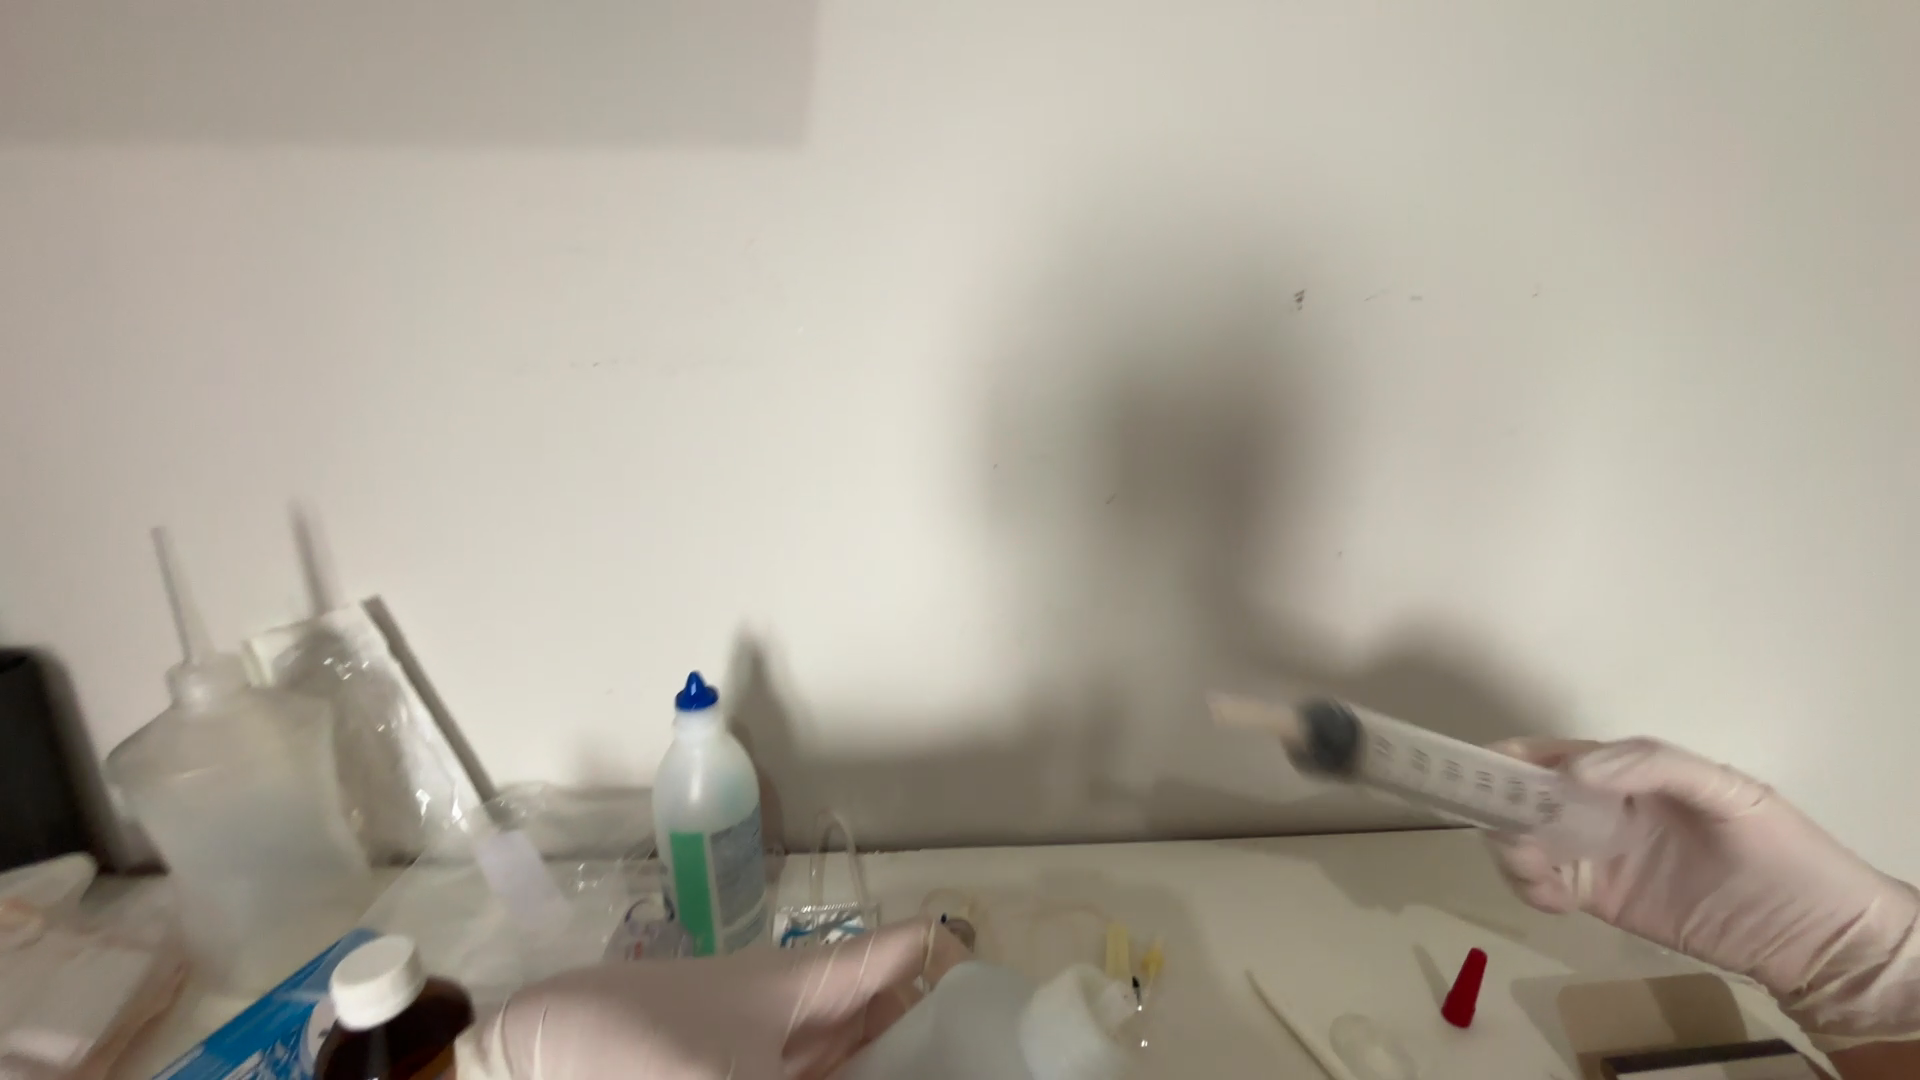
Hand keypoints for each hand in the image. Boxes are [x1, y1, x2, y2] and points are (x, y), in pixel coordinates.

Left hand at [456, 918, 969, 1079]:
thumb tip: (887, 1070)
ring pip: (872, 1057)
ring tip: (964, 1074)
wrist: (549, 1055)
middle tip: (995, 1069)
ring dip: (905, 1068)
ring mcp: (790, 1053)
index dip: (968, 967)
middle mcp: (818, 1010)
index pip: (917, 949)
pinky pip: (833, 1077)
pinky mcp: (760, 1079)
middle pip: (906, 1012)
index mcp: (822, 979)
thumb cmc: (646, 1044)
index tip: (1011, 1023)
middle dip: (948, 1046)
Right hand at [1487, 737, 1919, 1048]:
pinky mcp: (1593, 895)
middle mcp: (1590, 806)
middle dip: (1498, 808)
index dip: (1506, 758)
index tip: (1480, 771)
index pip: (1543, 754)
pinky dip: (1528, 887)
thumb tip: (1571, 770)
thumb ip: (1651, 764)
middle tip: (1511, 833)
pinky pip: (1540, 884)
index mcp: (1615, 772)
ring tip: (1538, 873)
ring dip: (1509, 850)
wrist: (1826, 941)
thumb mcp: (1728, 791)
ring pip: (1518, 839)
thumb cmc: (1781, 851)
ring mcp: (1589, 851)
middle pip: (1517, 796)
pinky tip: (1553, 898)